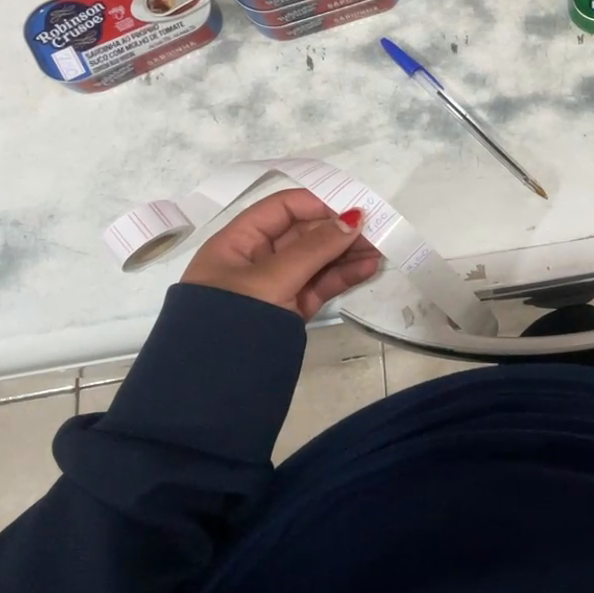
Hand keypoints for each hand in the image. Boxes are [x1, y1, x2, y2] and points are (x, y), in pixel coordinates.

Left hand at [181, 189, 382, 318]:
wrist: (213, 389)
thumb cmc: (233, 318)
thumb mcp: (271, 278)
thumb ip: (315, 247)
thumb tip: (355, 218)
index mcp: (237, 243)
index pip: (282, 209)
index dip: (318, 204)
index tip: (354, 209)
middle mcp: (256, 260)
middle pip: (304, 232)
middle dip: (340, 229)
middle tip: (376, 230)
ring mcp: (275, 285)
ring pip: (317, 259)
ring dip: (348, 252)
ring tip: (380, 249)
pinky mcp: (291, 309)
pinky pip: (322, 283)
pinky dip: (345, 275)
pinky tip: (368, 268)